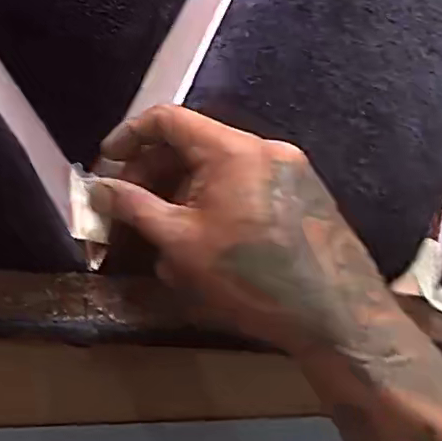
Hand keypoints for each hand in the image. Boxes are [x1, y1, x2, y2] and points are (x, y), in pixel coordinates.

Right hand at [91, 104, 406, 356]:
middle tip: (125, 203)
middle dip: (150, 171)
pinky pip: (239, 182)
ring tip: (157, 229)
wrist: (343, 322)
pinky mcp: (299, 193)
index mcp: (232, 149)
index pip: (167, 118)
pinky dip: (208, 199)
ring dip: (177, 190)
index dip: (129, 136)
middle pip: (189, 143)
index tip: (106, 161)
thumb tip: (98, 188)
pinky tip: (196, 237)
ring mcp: (285, 169)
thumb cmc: (253, 279)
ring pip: (213, 166)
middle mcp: (262, 148)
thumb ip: (132, 207)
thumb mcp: (180, 243)